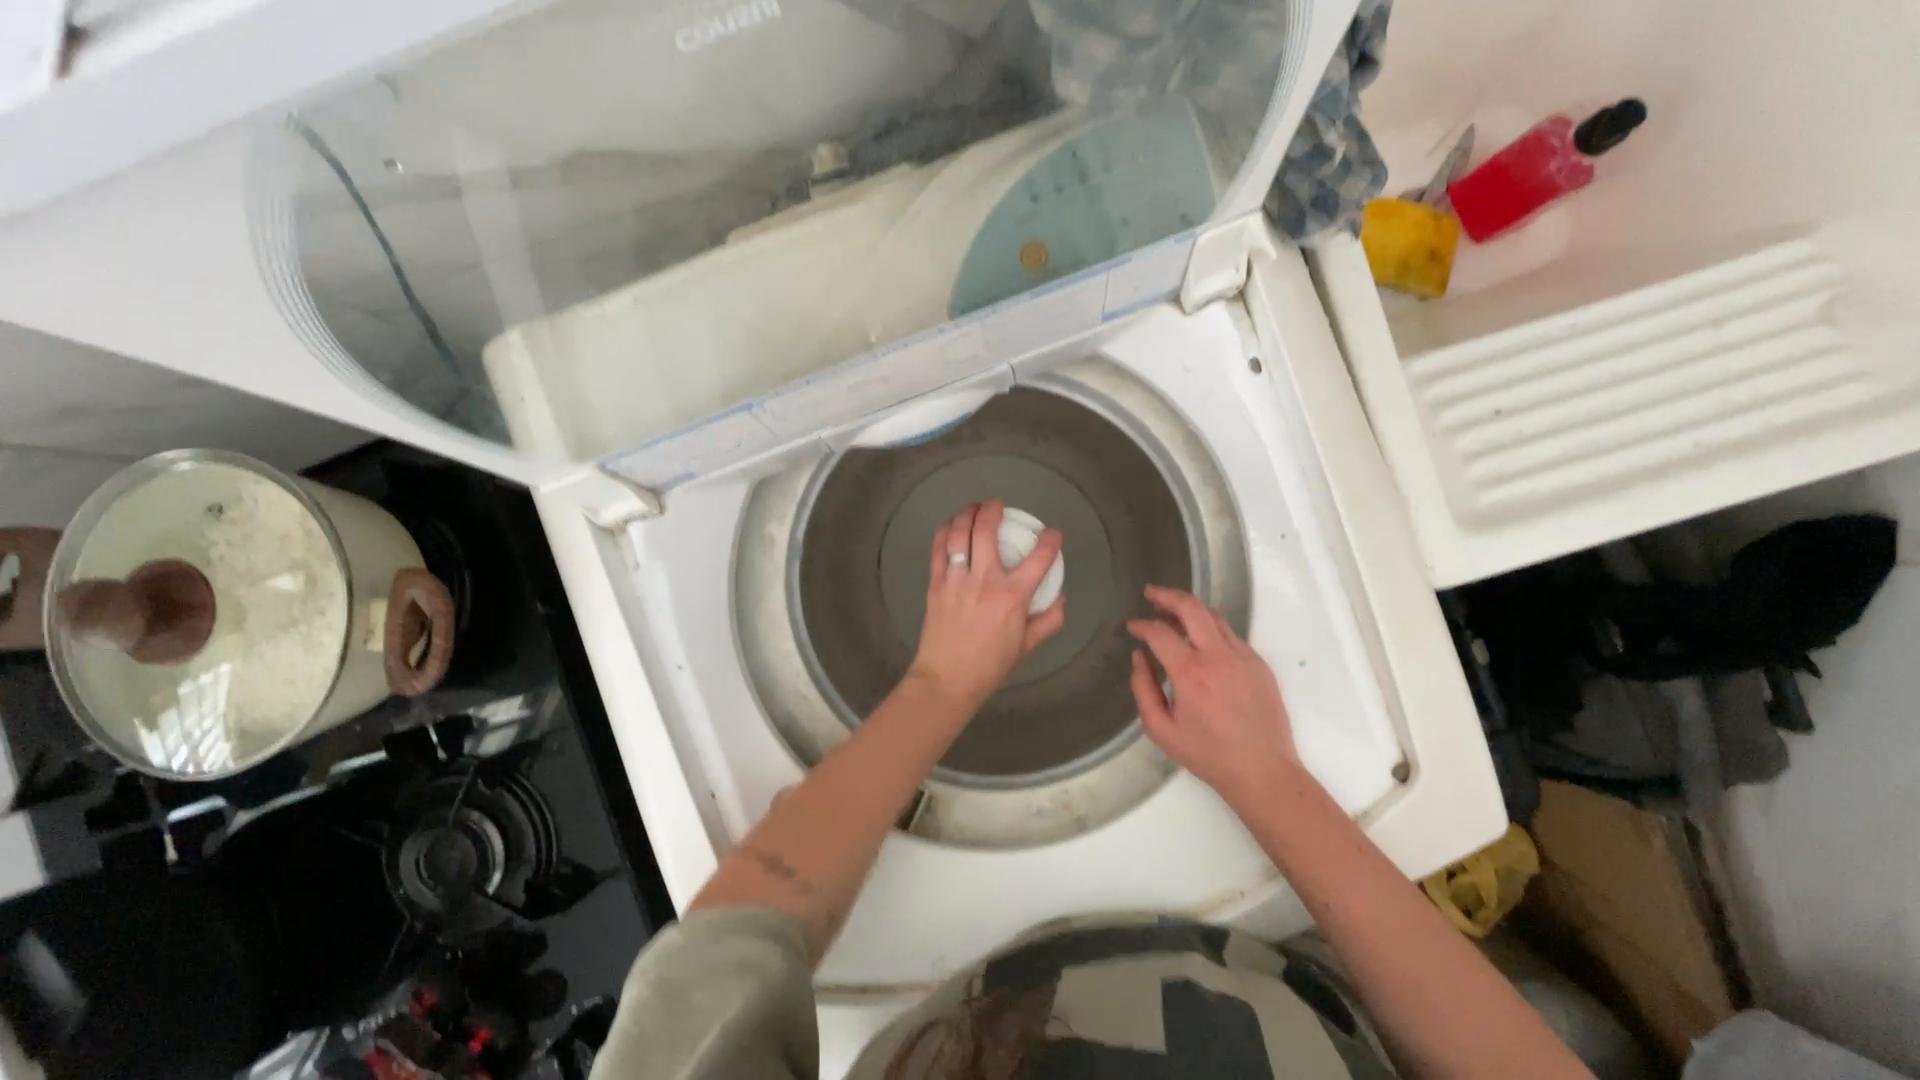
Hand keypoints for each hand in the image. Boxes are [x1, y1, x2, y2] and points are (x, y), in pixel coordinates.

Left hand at [908, 499, 1065, 708]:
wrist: (947, 678)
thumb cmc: (990, 665)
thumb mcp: (1027, 646)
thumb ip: (1049, 620)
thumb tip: (1060, 598)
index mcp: (1012, 596)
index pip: (1039, 557)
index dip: (1050, 539)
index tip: (1053, 533)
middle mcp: (984, 580)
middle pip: (987, 530)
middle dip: (993, 510)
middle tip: (998, 504)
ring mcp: (956, 580)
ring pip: (959, 534)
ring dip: (967, 514)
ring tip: (974, 507)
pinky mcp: (936, 584)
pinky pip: (939, 549)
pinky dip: (945, 532)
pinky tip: (952, 526)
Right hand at [1128, 585, 1302, 807]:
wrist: (1262, 770)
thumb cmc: (1208, 755)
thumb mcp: (1161, 730)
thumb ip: (1143, 689)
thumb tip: (1139, 658)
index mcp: (1191, 673)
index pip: (1160, 632)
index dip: (1142, 625)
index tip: (1132, 627)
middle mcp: (1219, 657)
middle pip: (1192, 607)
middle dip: (1167, 595)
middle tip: (1151, 593)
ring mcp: (1244, 656)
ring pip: (1214, 616)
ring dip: (1191, 608)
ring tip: (1172, 611)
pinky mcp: (1259, 663)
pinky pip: (1231, 635)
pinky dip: (1211, 629)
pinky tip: (1200, 640)